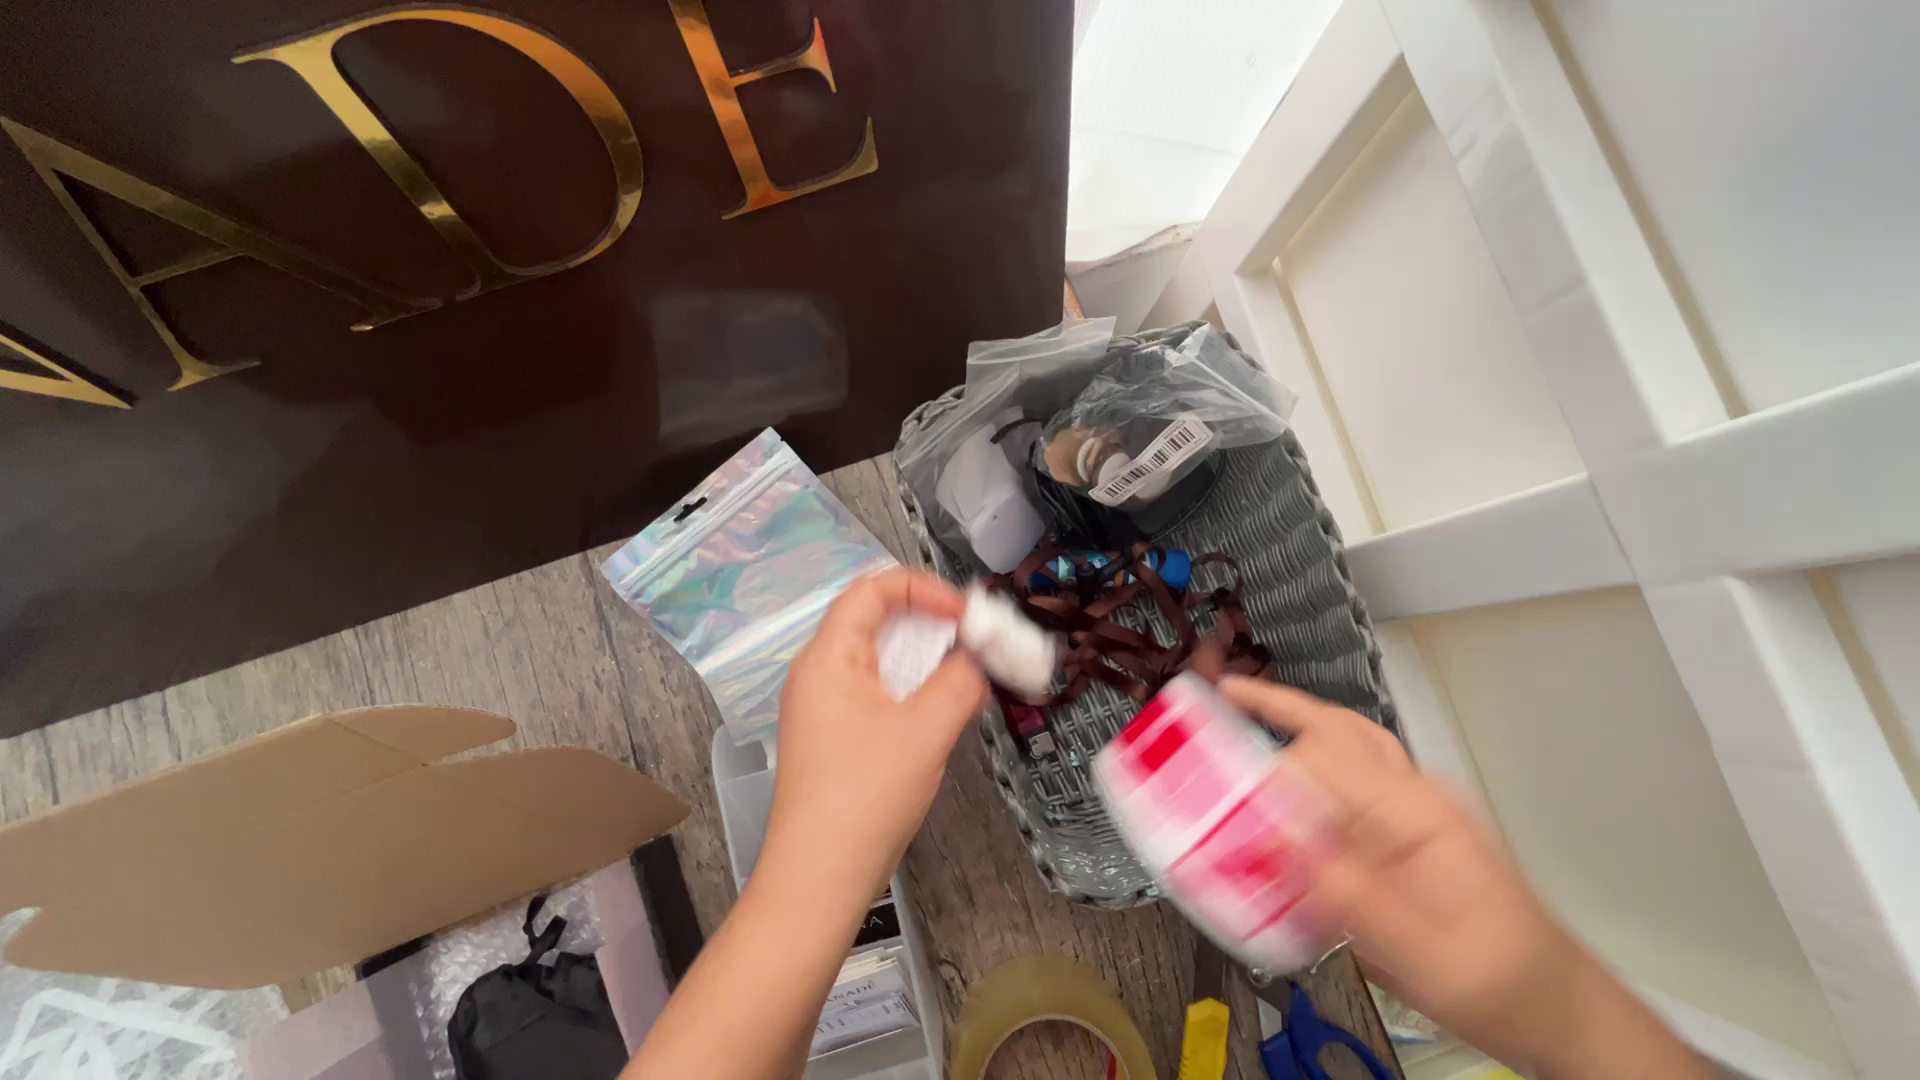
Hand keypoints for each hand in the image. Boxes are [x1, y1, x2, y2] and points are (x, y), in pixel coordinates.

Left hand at [761, 569, 988, 902]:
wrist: (818, 879)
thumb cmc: (865, 798)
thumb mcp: (925, 731)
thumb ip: (961, 681)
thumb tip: (981, 654)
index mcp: (829, 657)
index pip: (872, 589)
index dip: (923, 588)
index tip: (966, 614)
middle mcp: (819, 672)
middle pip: (876, 620)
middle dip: (932, 623)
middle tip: (977, 642)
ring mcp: (824, 706)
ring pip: (880, 658)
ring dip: (927, 658)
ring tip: (970, 674)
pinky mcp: (835, 735)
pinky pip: (877, 690)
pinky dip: (913, 687)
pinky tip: (945, 708)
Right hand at [1219, 678, 1707, 1078]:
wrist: (1557, 1003)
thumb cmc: (1505, 982)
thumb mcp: (1425, 958)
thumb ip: (1351, 895)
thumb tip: (1280, 841)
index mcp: (1423, 813)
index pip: (1330, 759)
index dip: (1269, 767)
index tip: (1226, 790)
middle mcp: (1417, 793)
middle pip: (1336, 727)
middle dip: (1274, 710)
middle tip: (1219, 704)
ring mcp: (1413, 803)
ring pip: (1344, 736)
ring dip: (1290, 717)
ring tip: (1239, 703)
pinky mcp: (1404, 822)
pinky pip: (1348, 770)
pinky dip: (1306, 754)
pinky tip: (1280, 768)